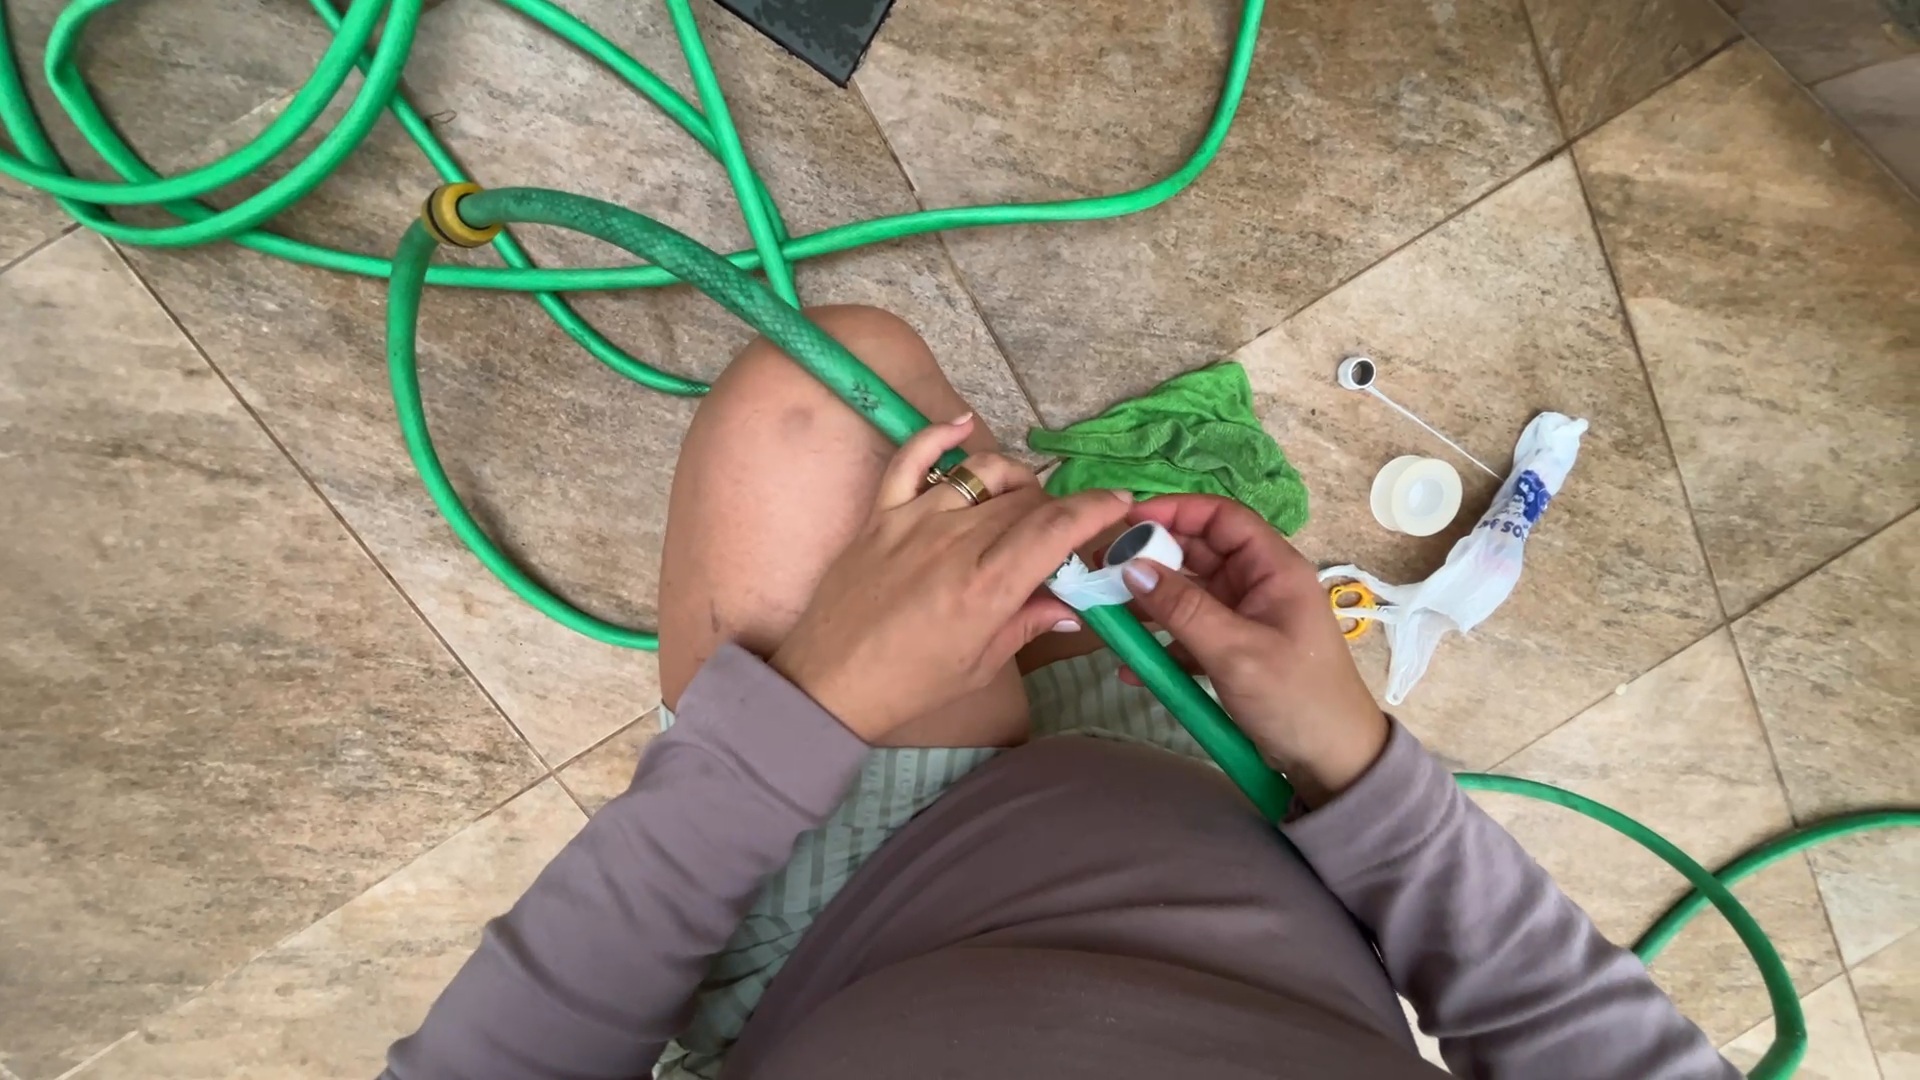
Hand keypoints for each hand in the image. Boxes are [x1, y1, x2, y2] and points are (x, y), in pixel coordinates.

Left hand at [771, 414, 1133, 743]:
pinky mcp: (881, 513)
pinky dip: (939, 435)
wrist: (829, 682)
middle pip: (1025, 499)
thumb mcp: (979, 665)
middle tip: (1062, 531)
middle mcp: (955, 541)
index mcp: (987, 586)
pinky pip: (912, 458)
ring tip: (1023, 497)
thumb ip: (1027, 621)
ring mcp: (914, 520)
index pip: (1055, 528)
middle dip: (1057, 508)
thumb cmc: (910, 684)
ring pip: (982, 472)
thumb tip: (1071, 603)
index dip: (1095, 509)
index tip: (1118, 502)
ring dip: (1015, 477)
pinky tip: (963, 424)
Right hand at [1116, 494, 1388, 806]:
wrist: (1332, 763)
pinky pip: (1189, 630)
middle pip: (1198, 552)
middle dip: (1150, 557)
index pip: (1221, 517)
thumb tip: (1131, 568)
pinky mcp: (1232, 646)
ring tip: (1107, 611)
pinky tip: (1133, 666)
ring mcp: (1244, 615)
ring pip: (1187, 591)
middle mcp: (1257, 583)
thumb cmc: (1295, 698)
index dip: (1175, 510)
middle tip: (1103, 567)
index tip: (1127, 519)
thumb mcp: (1235, 650)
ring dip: (1149, 601)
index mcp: (1273, 568)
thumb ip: (1182, 607)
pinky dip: (1162, 642)